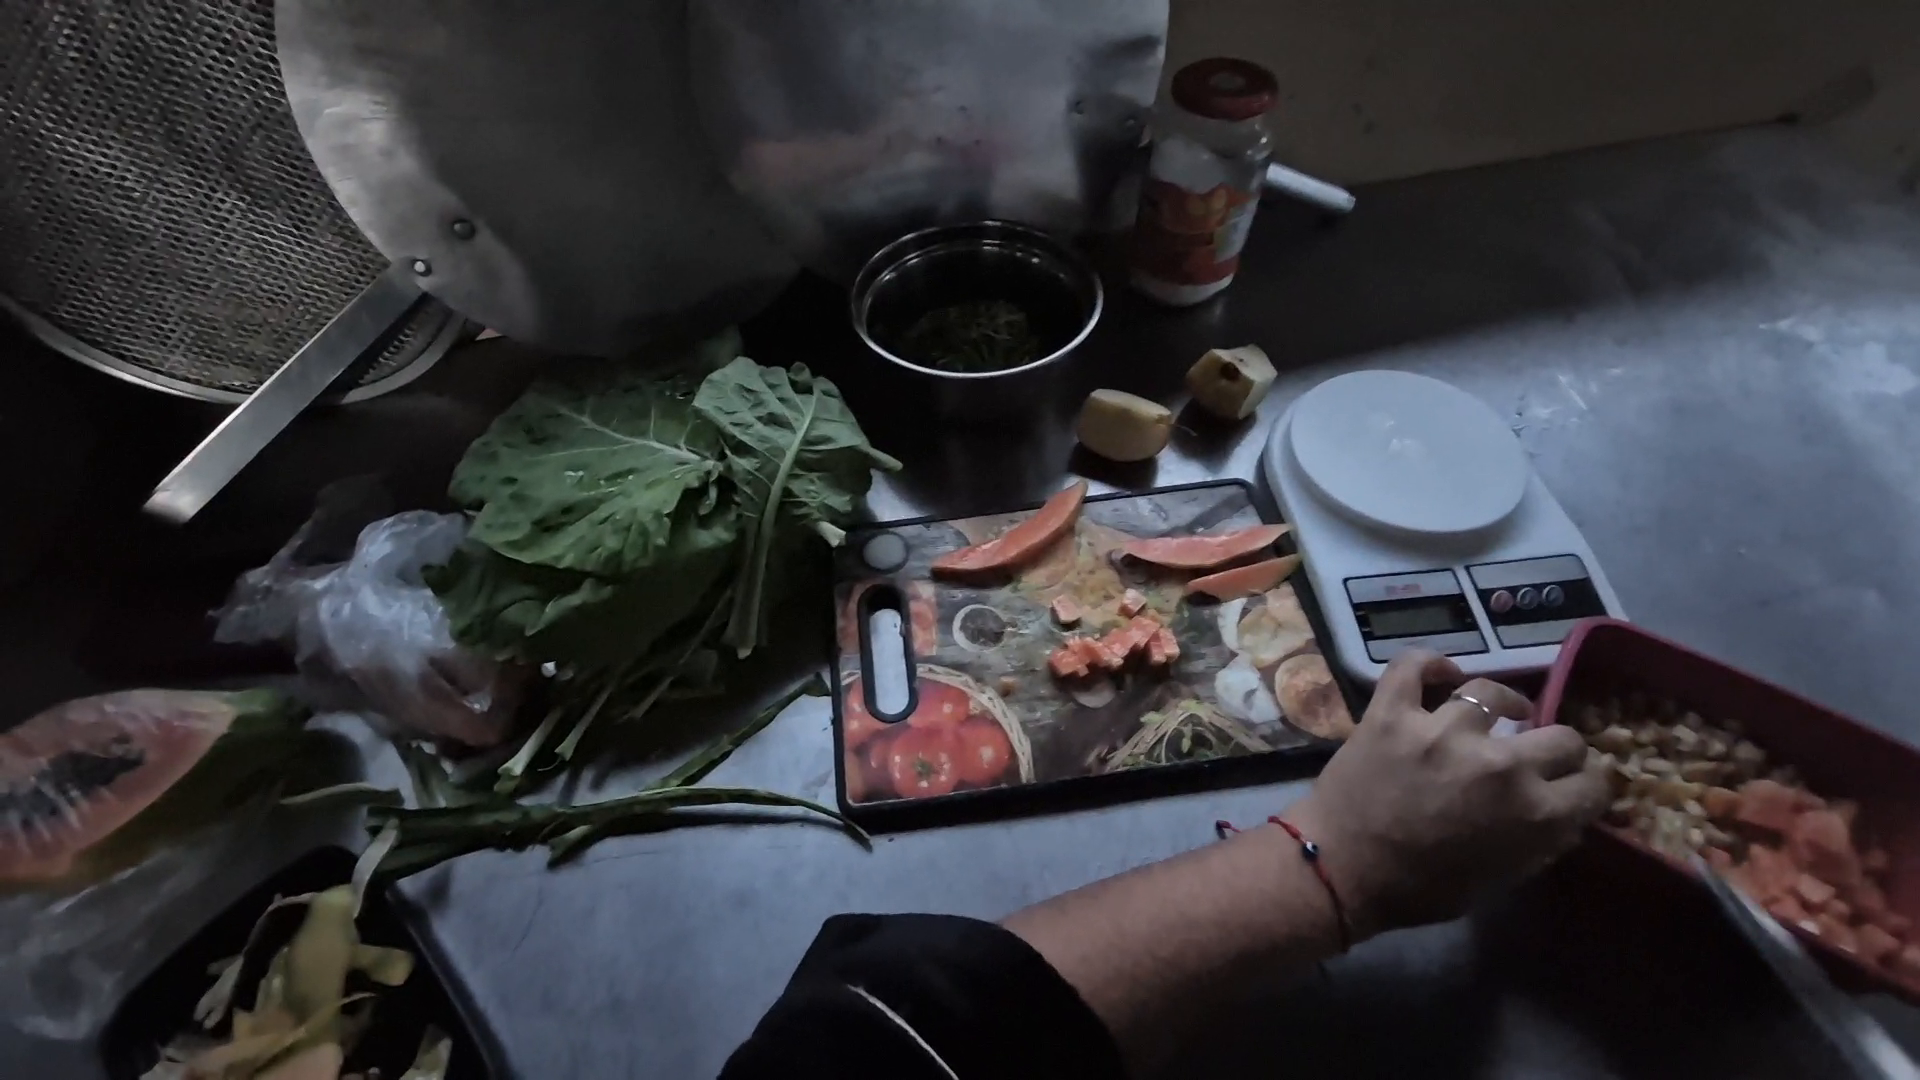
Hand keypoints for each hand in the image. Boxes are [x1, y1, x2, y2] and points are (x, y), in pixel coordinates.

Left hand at [1286, 649, 1608, 939]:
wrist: (1343, 866)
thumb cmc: (1424, 886)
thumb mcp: (1503, 876)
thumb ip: (1539, 840)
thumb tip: (1562, 815)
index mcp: (1536, 812)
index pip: (1593, 783)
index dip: (1584, 784)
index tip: (1569, 784)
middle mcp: (1498, 762)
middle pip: (1559, 735)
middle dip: (1554, 747)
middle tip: (1532, 753)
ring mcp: (1440, 730)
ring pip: (1489, 693)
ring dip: (1497, 703)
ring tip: (1492, 711)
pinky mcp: (1391, 712)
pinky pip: (1411, 666)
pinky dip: (1428, 663)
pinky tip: (1440, 673)